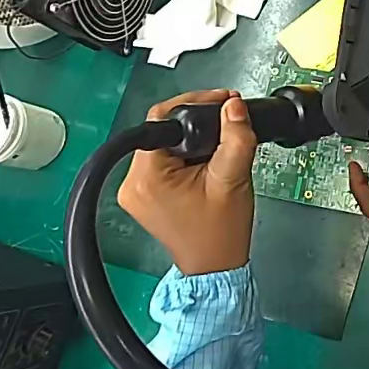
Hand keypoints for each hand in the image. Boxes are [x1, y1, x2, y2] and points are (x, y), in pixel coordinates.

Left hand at [116, 90, 258, 275]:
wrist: (215, 266)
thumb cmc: (220, 233)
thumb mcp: (232, 178)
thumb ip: (236, 137)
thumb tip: (234, 107)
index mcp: (147, 178)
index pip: (162, 118)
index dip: (194, 104)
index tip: (219, 102)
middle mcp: (133, 182)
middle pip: (163, 128)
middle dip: (197, 121)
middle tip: (225, 120)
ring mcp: (136, 188)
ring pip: (165, 141)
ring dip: (193, 136)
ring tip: (217, 142)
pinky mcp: (145, 192)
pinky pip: (164, 156)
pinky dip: (185, 151)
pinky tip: (204, 157)